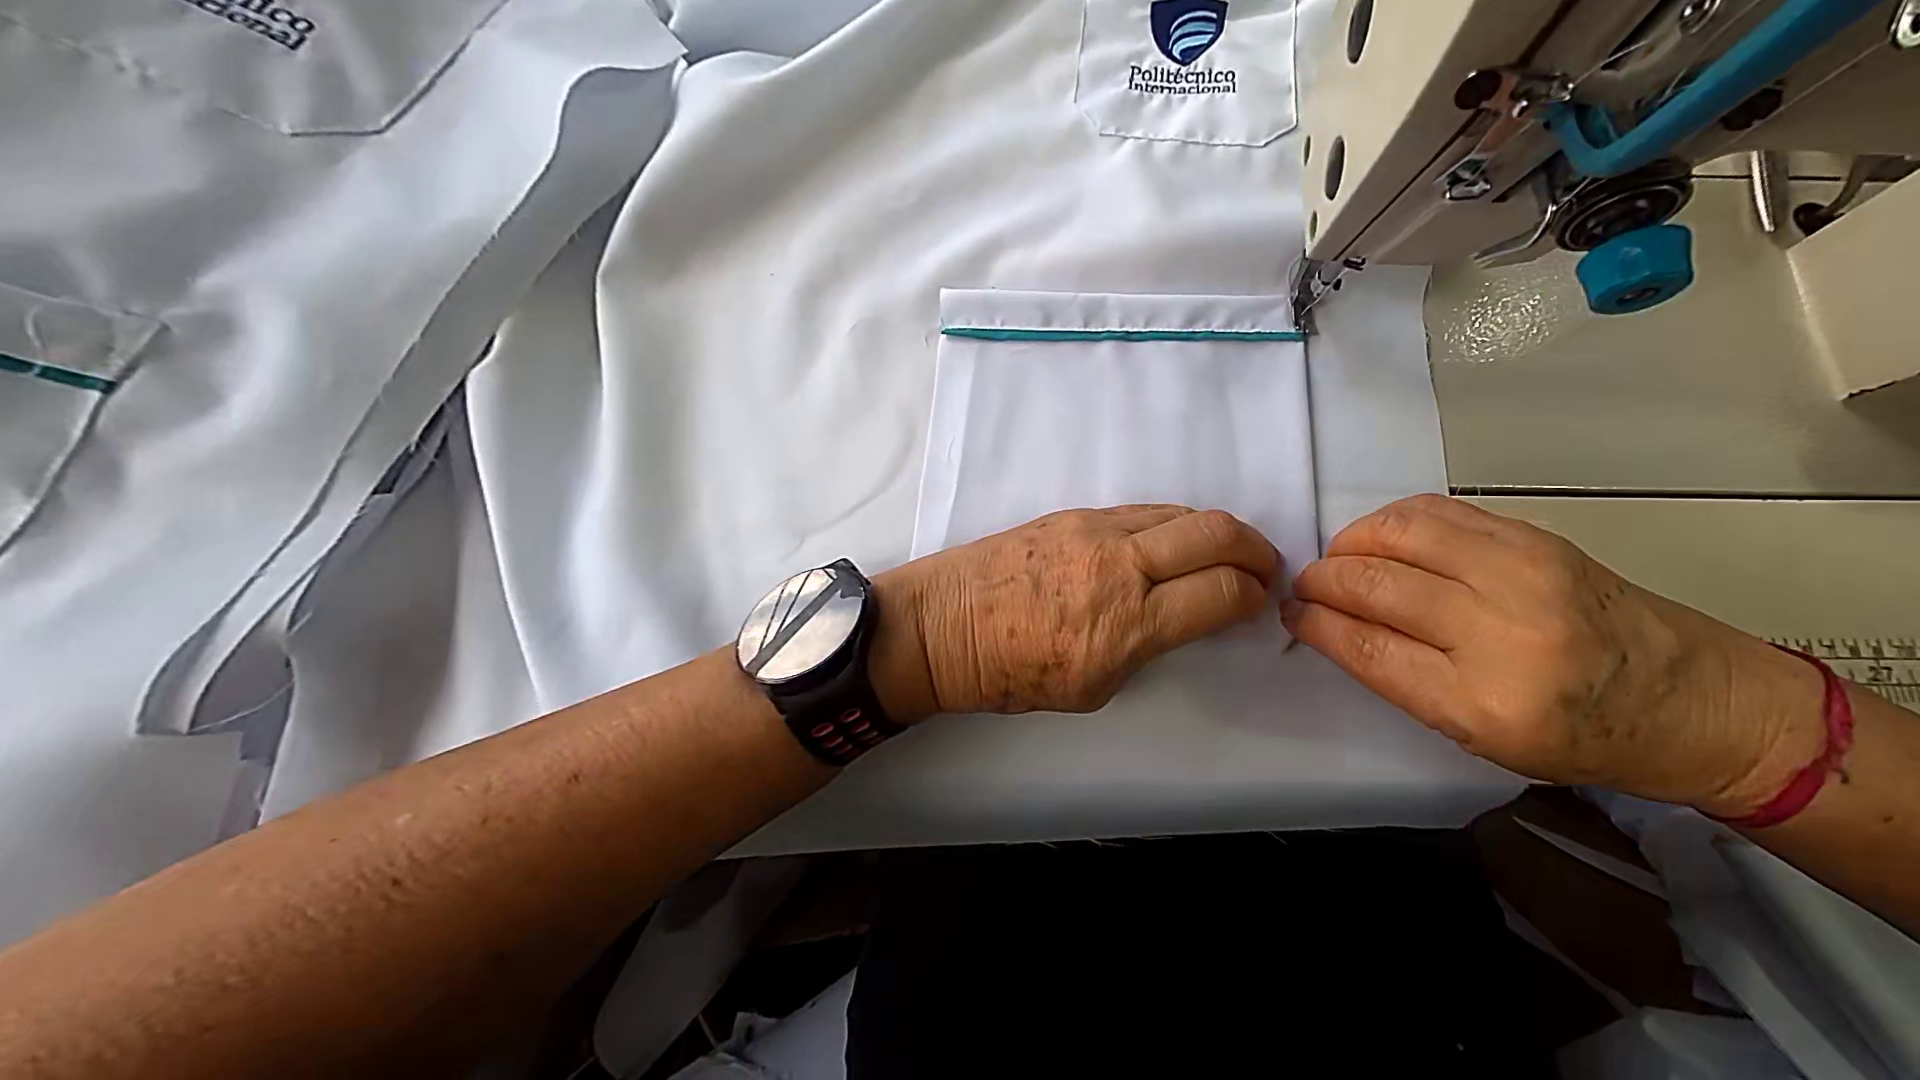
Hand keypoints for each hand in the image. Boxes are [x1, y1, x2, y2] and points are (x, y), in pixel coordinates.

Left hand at [869, 506, 1279, 720]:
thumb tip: (1180, 615)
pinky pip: (1139, 512)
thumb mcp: (1093, 686)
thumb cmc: (1010, 672)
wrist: (943, 626)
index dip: (1252, 597)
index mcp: (1126, 624)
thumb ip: (1146, 646)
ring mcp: (1093, 531)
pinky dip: (1169, 526)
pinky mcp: (1071, 514)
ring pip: (1179, 514)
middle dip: (1254, 549)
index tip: (1257, 602)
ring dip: (1213, 534)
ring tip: (1218, 555)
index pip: (1221, 593)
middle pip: (1215, 534)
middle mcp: (1117, 566)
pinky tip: (1165, 546)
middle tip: (1261, 568)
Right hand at [1281, 495, 1827, 816]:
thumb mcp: (1474, 732)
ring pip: (1396, 533)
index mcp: (1485, 700)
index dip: (1314, 622)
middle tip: (1306, 587)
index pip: (1366, 646)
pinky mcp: (1535, 537)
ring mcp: (1525, 572)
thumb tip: (1325, 621)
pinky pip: (1433, 510)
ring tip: (1343, 562)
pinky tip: (1384, 543)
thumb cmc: (1576, 735)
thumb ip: (1395, 674)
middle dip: (1320, 579)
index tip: (1292, 612)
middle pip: (1372, 583)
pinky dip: (1389, 522)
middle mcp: (1505, 630)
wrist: (1694, 702)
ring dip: (1349, 544)